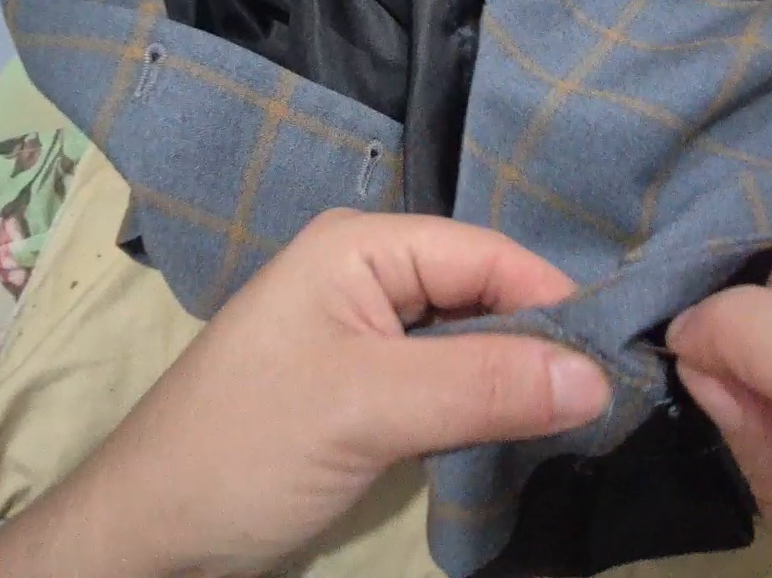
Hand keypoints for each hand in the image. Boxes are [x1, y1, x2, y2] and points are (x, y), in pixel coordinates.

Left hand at [0, 210, 611, 577]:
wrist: (152, 527)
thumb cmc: (250, 444)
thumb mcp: (370, 408)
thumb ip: (484, 384)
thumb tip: (600, 376)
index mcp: (362, 243)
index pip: (483, 253)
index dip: (552, 299)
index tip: (618, 360)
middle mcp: (367, 267)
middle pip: (478, 288)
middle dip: (537, 337)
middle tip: (606, 397)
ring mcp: (364, 320)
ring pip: (465, 331)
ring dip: (513, 368)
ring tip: (577, 411)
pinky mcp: (364, 372)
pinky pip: (441, 367)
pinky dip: (480, 392)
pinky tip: (516, 419)